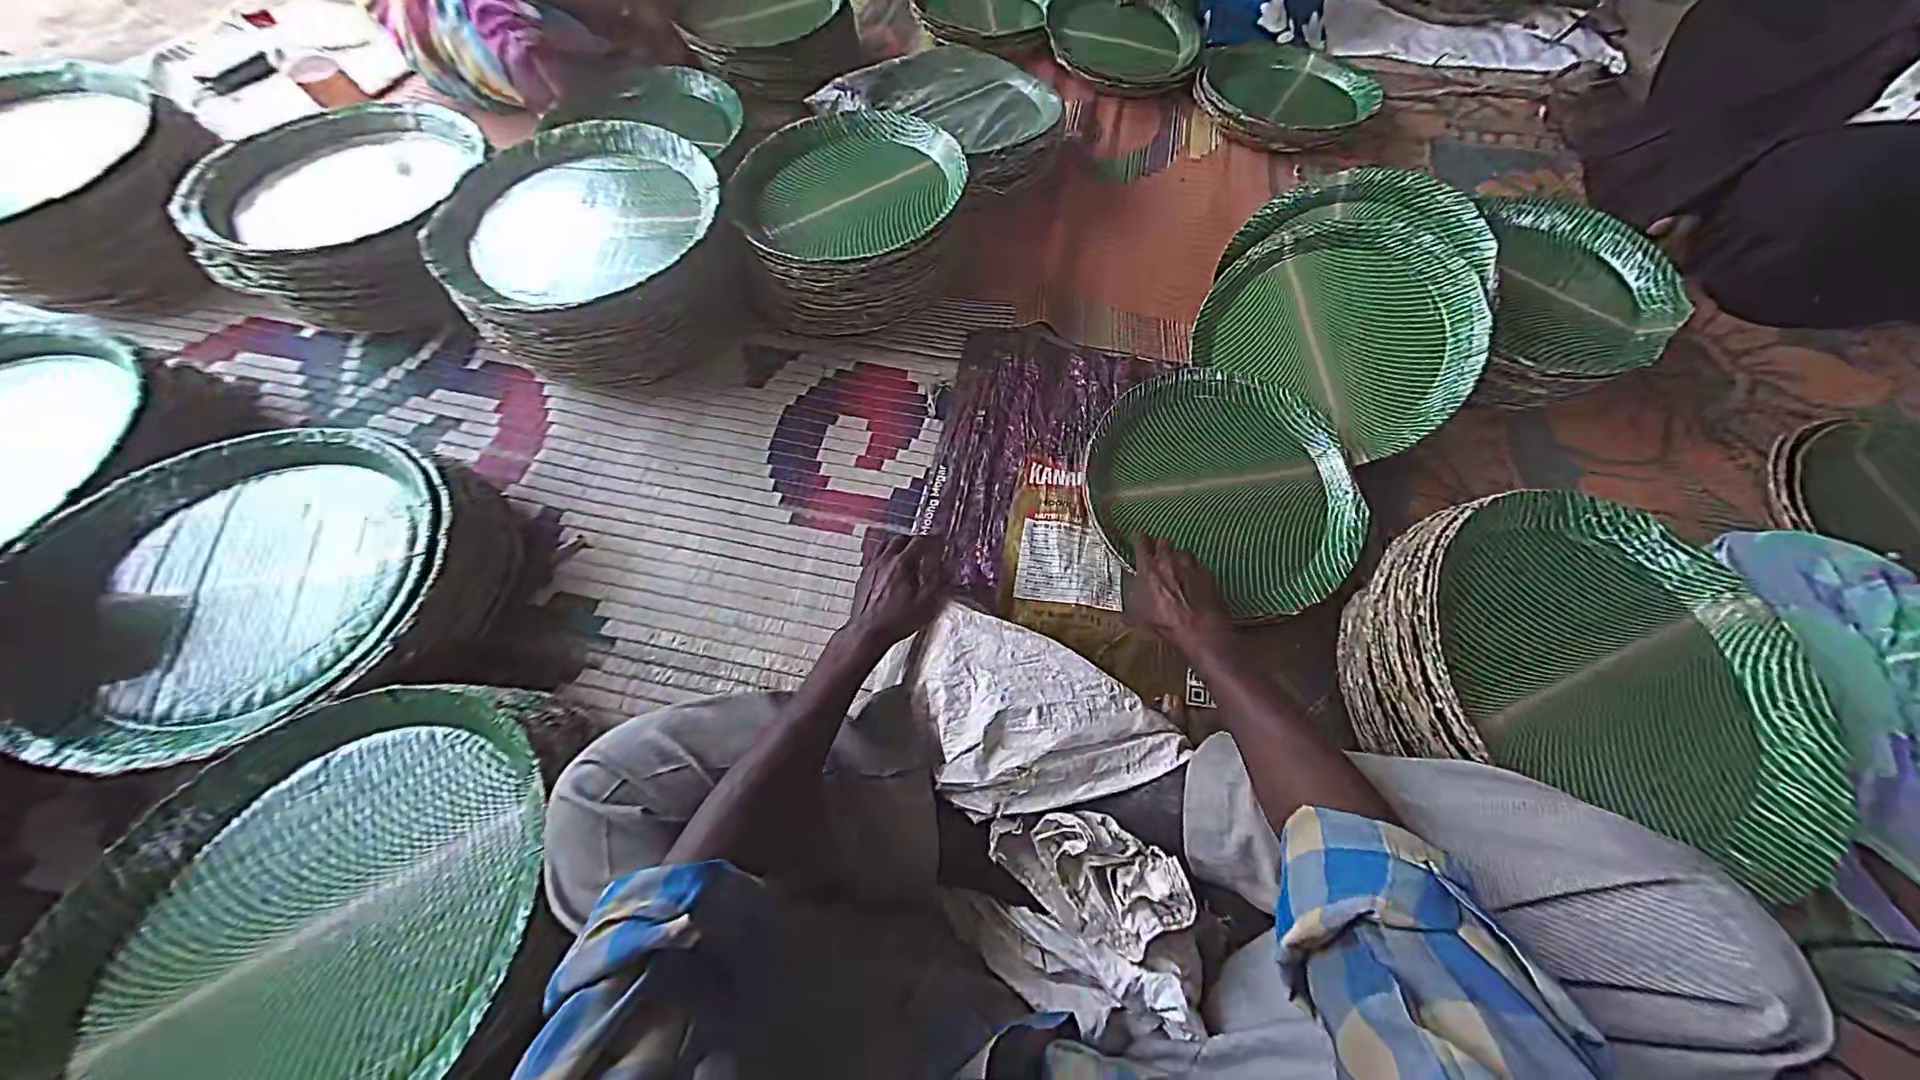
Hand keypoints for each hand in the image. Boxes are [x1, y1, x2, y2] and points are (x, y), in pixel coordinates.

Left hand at [839, 533, 947, 653]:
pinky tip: (891, 566)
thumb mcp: (927, 604)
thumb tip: (948, 569)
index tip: (941, 541)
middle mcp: (885, 561)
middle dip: (917, 540)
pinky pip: (876, 556)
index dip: (934, 539)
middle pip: (902, 539)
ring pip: (886, 545)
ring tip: (909, 551)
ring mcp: (872, 567)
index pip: (920, 542)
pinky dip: (887, 555)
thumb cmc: (895, 621)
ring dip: (900, 545)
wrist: (867, 632)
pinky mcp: (864, 576)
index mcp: (902, 564)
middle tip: (926, 546)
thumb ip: (940, 582)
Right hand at [1126, 534, 1233, 654]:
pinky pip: (1198, 565)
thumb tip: (1123, 613)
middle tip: (1158, 555)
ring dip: (1178, 557)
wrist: (1199, 627)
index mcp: (1148, 567)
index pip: (1141, 542)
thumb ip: (1129, 606)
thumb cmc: (1165, 621)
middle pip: (1163, 541)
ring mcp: (1190, 564)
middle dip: (1159, 546)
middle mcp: (1168, 560)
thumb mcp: (1137, 615)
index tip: (1139, 538)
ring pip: (1183, 551)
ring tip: (1177, 568)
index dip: (1139, 539)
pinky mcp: (1206, 572)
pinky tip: (1193, 580)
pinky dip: (1194, 569)